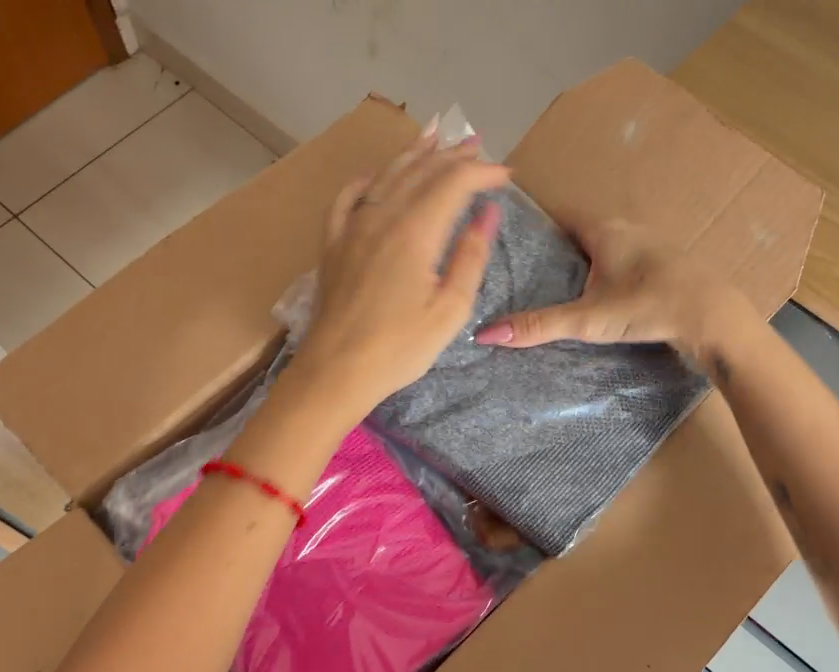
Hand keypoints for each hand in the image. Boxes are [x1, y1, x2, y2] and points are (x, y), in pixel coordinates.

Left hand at [278, 127, 510, 419]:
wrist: (336, 370)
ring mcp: (352, 228)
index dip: (482, 173)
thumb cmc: (399, 348)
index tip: (506, 177)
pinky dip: (365, 181)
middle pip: (421, 171)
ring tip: (434, 135)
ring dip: (413, 154)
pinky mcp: (333, 245)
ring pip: (385, 176)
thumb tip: (488, 214)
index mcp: (415, 231)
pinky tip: (373, 176)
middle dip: (452, 155)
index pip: (454, 184)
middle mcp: (382, 217)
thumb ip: (471, 258)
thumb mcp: (449, 310)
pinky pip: (347, 199)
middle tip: (476, 144)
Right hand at [471, 218, 751, 372]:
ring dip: (578, 263)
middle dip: (551, 248)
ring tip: (547, 286)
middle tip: (519, 269)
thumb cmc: (651, 307)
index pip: (558, 214)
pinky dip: (601, 275)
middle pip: (578, 232)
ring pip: (601, 249)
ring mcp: (647, 248)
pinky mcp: (661, 270)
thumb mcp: (589, 319)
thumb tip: (486, 334)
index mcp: (605, 229)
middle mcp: (626, 229)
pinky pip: (619, 265)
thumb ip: (539, 326)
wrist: (715, 319)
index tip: (506, 237)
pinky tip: (592, 298)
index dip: (532, 222)